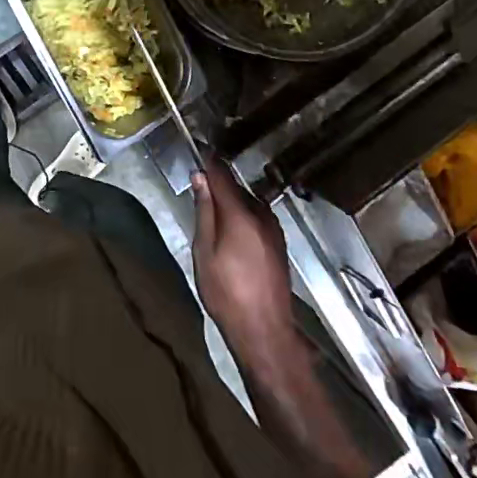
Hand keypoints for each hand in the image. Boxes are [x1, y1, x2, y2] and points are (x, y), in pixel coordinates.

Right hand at [192, 158, 295, 355]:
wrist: (265, 329)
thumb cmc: (226, 291)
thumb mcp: (204, 251)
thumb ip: (204, 211)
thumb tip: (200, 178)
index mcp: (241, 214)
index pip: (223, 175)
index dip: (209, 161)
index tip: (198, 148)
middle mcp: (262, 215)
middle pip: (237, 188)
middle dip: (218, 183)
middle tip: (197, 185)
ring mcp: (274, 229)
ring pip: (248, 202)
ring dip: (230, 200)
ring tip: (210, 210)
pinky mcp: (278, 243)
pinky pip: (256, 217)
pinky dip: (241, 215)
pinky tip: (229, 231)